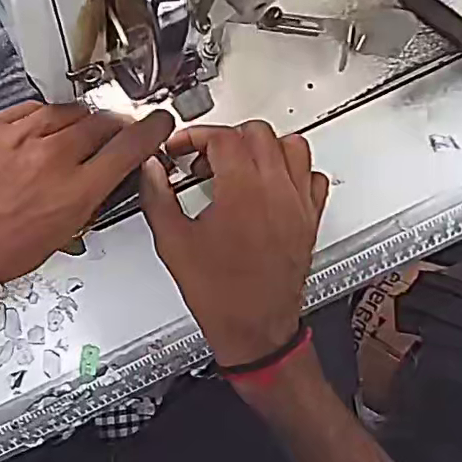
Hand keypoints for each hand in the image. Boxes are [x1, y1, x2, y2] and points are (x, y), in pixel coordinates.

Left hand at [0, 102, 175, 330]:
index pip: (129, 144)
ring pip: (68, 110)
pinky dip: (42, 119)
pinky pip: (32, 108)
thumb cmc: (12, 247)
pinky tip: (39, 136)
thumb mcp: (72, 226)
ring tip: (67, 141)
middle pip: (101, 121)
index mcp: (76, 190)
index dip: (151, 128)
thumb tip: (116, 162)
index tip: (157, 122)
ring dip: (77, 122)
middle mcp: (50, 158)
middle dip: (112, 127)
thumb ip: (98, 189)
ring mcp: (18, 138)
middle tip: (109, 135)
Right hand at [138, 121, 328, 366]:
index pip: (222, 137)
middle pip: (257, 133)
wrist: (254, 327)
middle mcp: (276, 191)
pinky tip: (270, 183)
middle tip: (203, 158)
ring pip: (291, 145)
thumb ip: (157, 197)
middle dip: (224, 138)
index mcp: (241, 191)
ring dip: (261, 147)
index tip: (181, 149)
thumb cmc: (220, 294)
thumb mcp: (172, 241)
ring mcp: (298, 204)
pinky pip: (311, 175)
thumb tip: (151, 170)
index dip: (194, 137)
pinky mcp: (309, 218)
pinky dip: (292, 170)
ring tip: (237, 164)